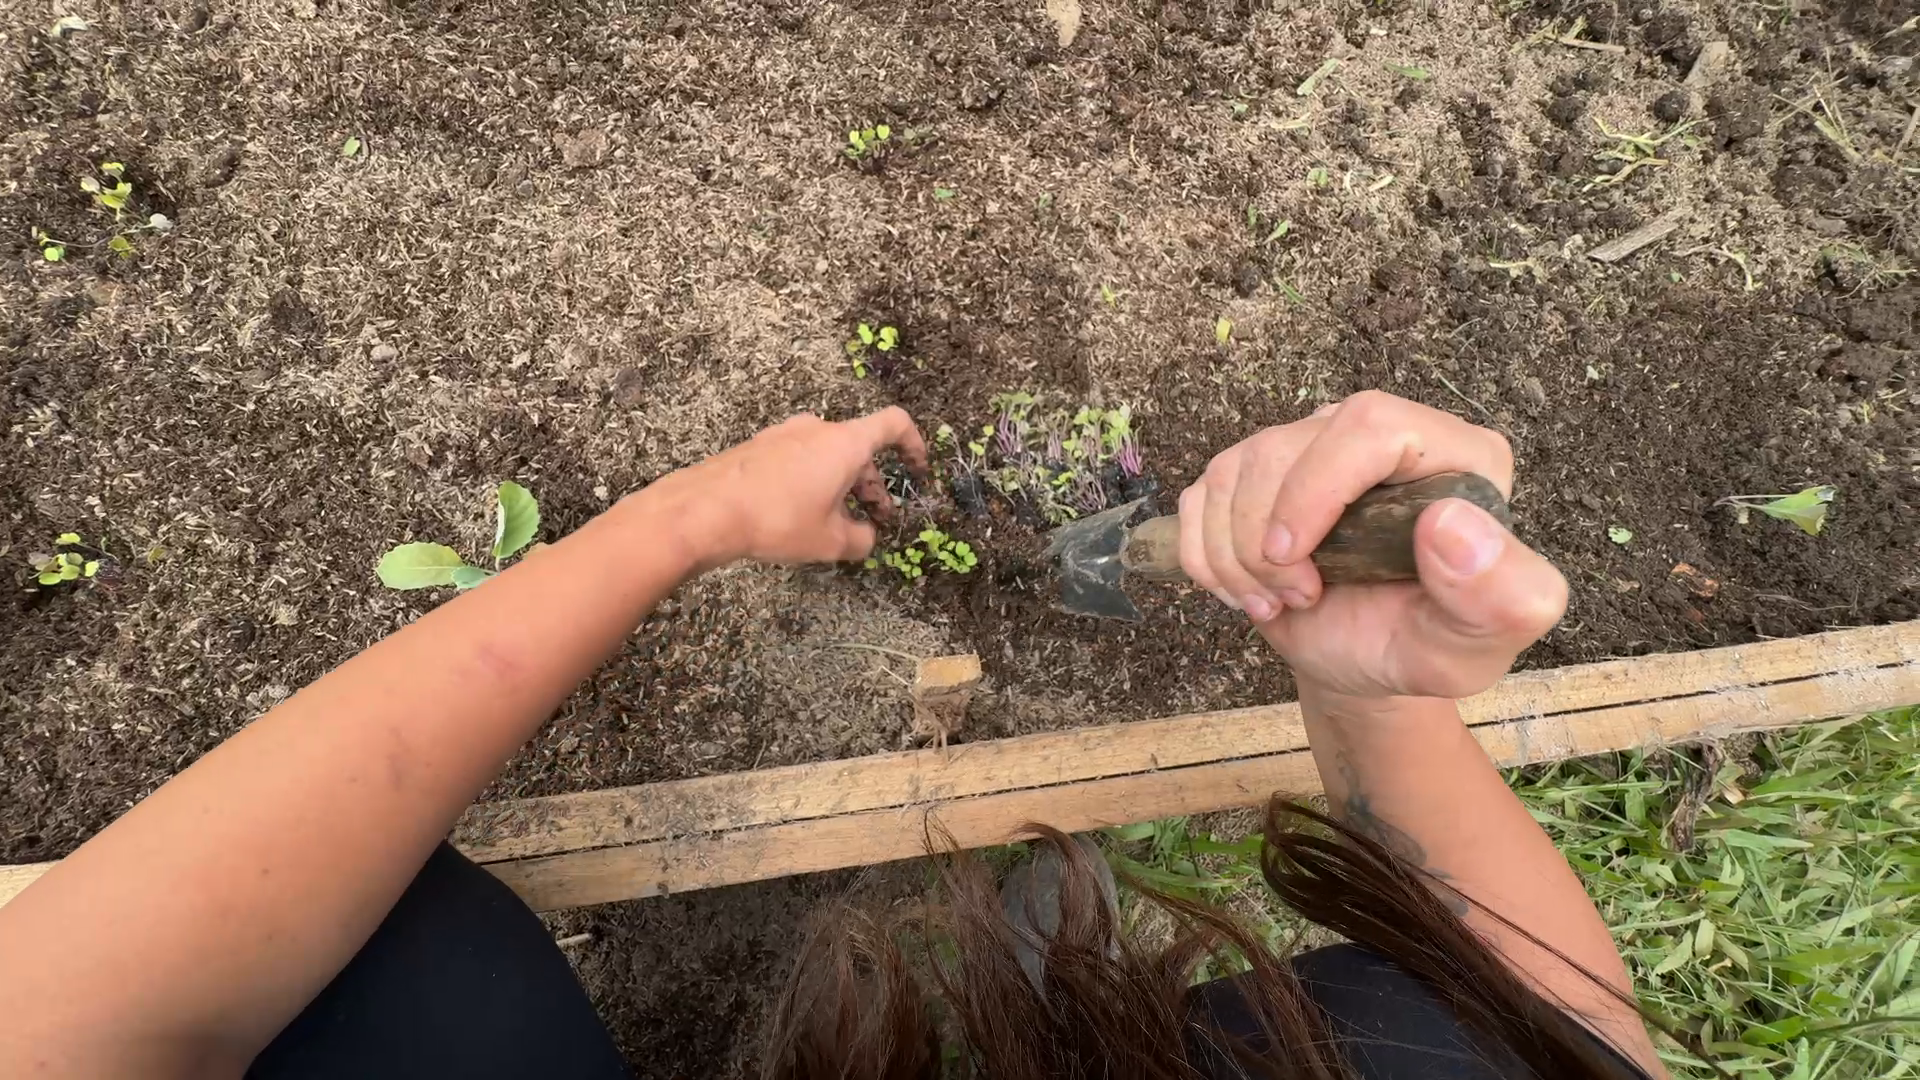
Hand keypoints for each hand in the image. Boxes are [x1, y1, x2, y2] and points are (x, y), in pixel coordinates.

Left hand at [638, 407, 927, 568]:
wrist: (702, 512)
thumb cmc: (777, 521)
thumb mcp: (830, 541)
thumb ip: (861, 539)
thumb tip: (867, 538)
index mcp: (845, 443)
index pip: (894, 424)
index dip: (915, 444)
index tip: (919, 470)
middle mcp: (818, 429)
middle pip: (859, 449)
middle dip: (873, 485)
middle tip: (875, 520)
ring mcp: (785, 435)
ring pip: (829, 456)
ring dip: (843, 486)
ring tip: (838, 524)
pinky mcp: (760, 447)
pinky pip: (801, 460)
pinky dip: (815, 482)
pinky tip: (802, 516)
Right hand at [1177, 390, 1566, 700]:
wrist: (1356, 657)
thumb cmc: (1415, 646)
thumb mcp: (1473, 647)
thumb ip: (1501, 596)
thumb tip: (1451, 525)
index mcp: (1449, 457)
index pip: (1367, 426)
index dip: (1315, 487)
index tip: (1293, 556)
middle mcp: (1370, 435)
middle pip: (1278, 449)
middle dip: (1263, 541)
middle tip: (1296, 600)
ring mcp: (1301, 449)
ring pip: (1229, 473)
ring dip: (1232, 556)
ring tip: (1272, 602)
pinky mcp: (1248, 476)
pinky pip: (1197, 500)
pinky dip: (1204, 557)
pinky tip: (1242, 588)